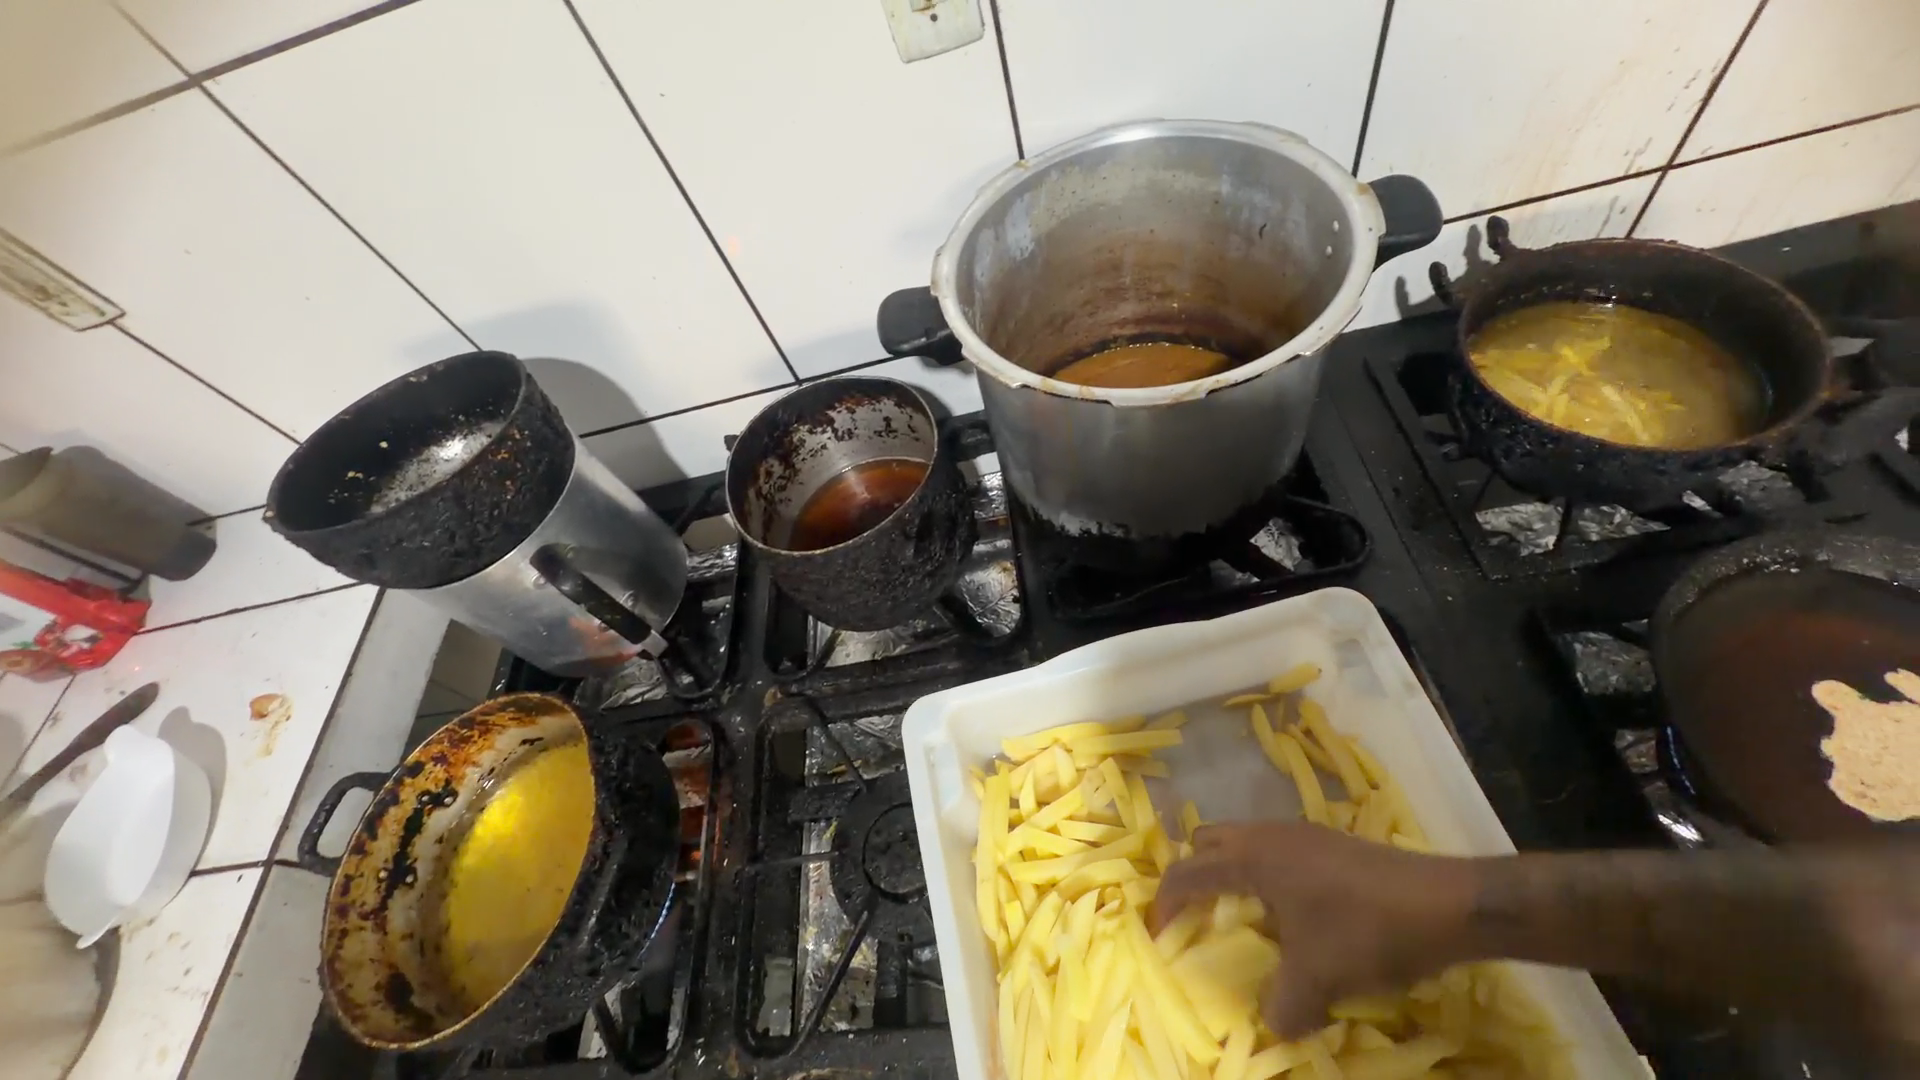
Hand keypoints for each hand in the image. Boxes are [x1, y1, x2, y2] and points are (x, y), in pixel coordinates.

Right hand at [1152, 822, 1477, 1037]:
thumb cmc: (1367, 932)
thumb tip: (1270, 1024)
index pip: (1188, 872)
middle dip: (1194, 874)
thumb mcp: (1319, 980)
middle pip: (1207, 841)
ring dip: (1230, 871)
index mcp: (1251, 859)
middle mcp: (1266, 836)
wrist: (1446, 903)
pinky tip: (1291, 911)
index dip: (1166, 902)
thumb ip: (1282, 1007)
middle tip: (1198, 915)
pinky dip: (1262, 872)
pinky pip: (1273, 848)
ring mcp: (1299, 833)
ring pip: (1242, 841)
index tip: (1159, 933)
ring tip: (1242, 915)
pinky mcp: (1326, 841)